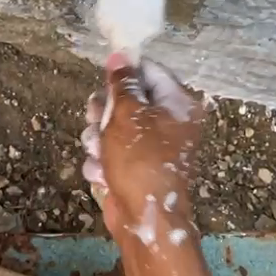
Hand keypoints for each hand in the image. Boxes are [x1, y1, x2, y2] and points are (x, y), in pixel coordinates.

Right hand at [83, 54, 206, 249]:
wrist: (144, 221)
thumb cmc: (140, 160)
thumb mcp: (128, 113)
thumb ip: (122, 82)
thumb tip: (121, 54)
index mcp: (178, 105)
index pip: (149, 71)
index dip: (123, 73)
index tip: (102, 77)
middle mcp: (169, 123)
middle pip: (127, 98)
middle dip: (105, 111)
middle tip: (97, 119)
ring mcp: (151, 147)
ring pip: (112, 126)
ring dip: (98, 138)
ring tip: (100, 151)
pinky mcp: (134, 168)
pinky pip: (111, 152)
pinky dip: (103, 161)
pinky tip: (104, 172)